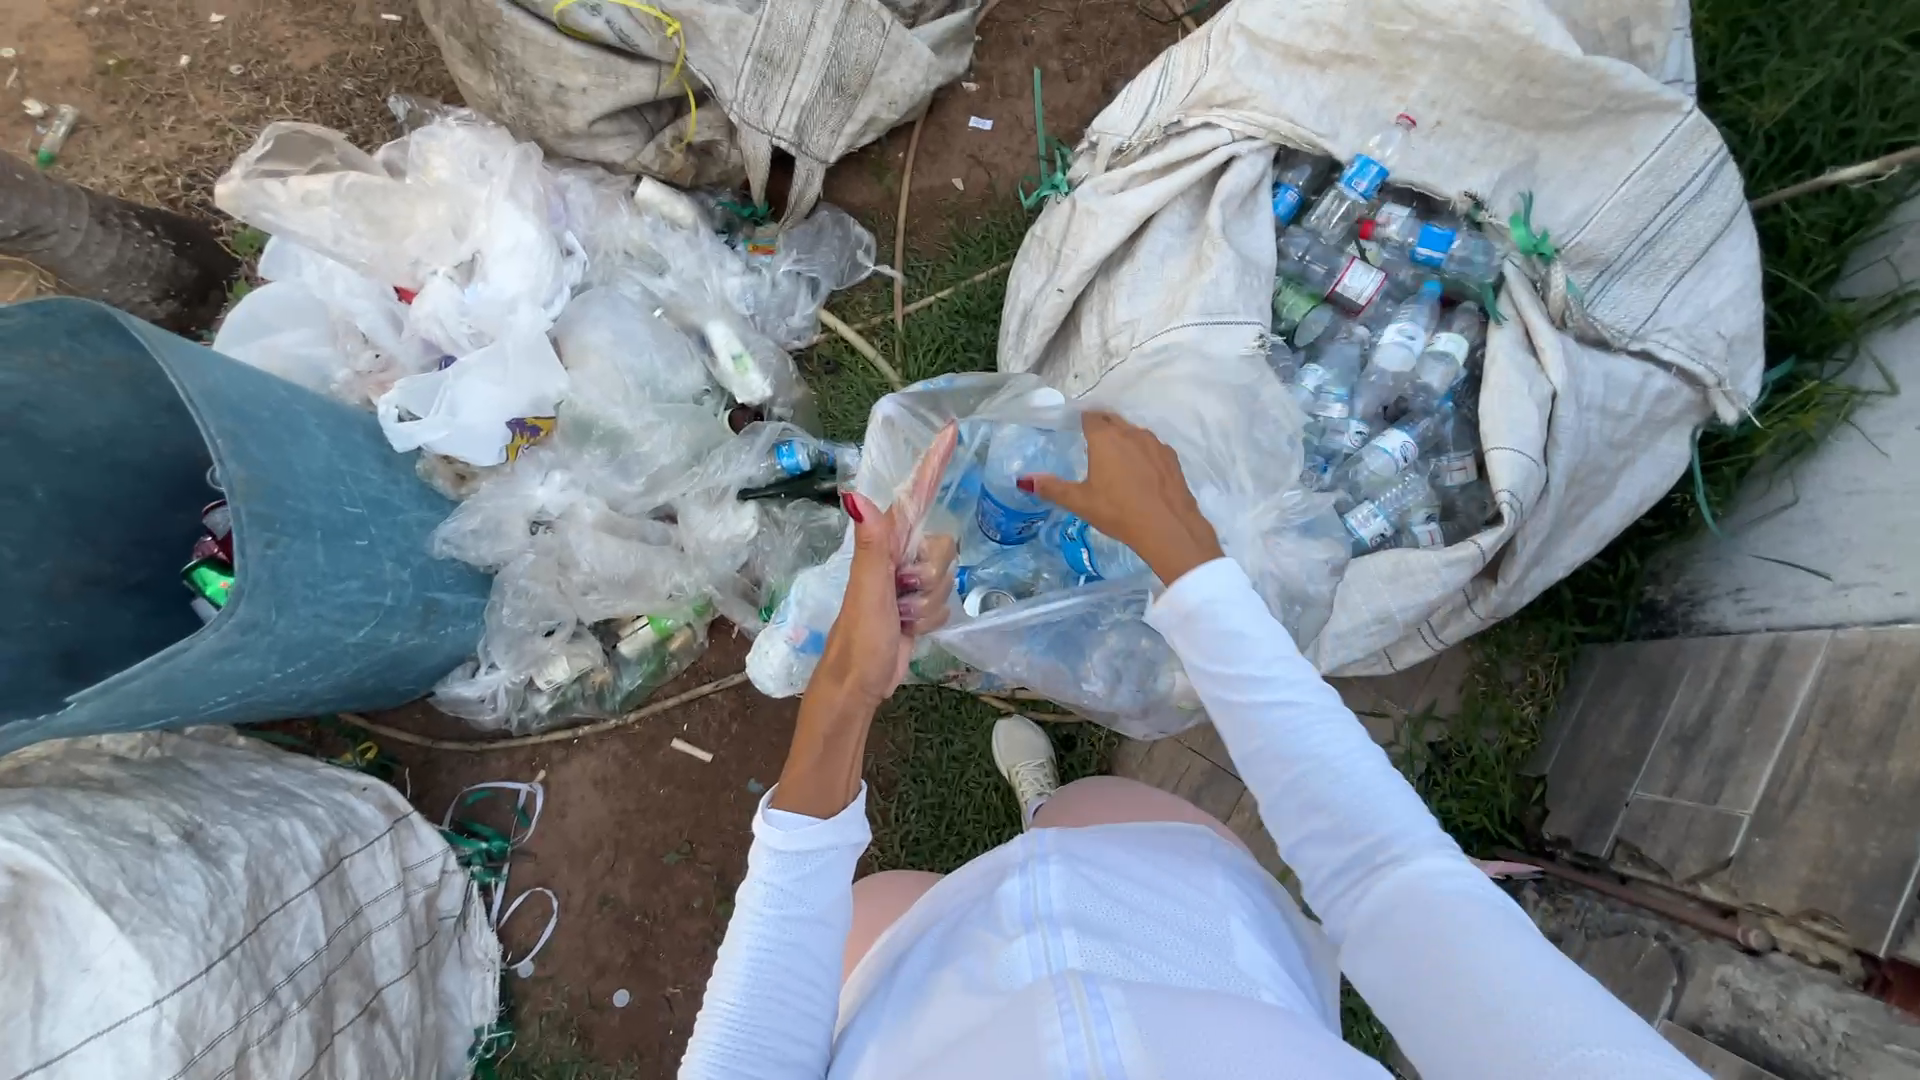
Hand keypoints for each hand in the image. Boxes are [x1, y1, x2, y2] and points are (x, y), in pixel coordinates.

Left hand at [772, 491, 954, 818]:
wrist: (859, 686)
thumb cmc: (859, 640)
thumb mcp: (868, 593)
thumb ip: (873, 546)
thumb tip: (858, 495)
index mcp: (884, 545)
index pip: (914, 496)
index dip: (933, 463)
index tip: (952, 431)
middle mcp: (899, 557)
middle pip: (943, 544)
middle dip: (930, 575)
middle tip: (902, 595)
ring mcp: (910, 583)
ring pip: (947, 576)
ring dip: (928, 604)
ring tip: (900, 617)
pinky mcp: (920, 607)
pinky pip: (946, 602)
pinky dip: (931, 620)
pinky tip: (910, 629)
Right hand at [1023, 411, 1223, 585]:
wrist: (1167, 526)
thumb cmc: (1118, 511)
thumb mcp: (1080, 502)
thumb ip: (1052, 488)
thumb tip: (1023, 480)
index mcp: (1105, 438)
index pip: (1090, 417)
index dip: (1082, 420)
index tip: (1076, 427)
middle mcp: (1130, 433)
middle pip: (1112, 420)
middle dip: (1102, 425)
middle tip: (1092, 441)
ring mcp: (1154, 443)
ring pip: (1134, 432)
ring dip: (1123, 439)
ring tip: (1116, 458)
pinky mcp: (1171, 457)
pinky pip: (1151, 447)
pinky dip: (1142, 453)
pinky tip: (1141, 472)